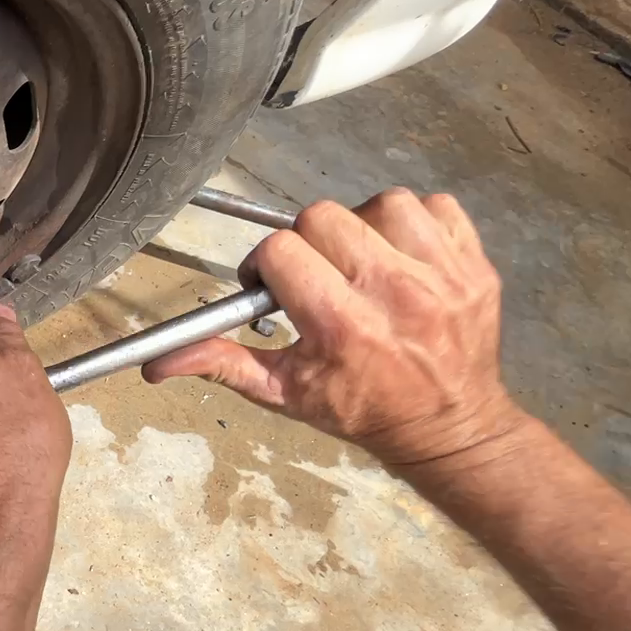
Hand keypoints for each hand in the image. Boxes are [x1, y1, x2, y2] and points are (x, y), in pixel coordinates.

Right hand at [144, 188, 526, 470]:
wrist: (449, 425)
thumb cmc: (355, 408)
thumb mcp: (278, 392)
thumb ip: (219, 364)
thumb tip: (153, 366)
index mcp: (339, 322)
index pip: (283, 249)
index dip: (264, 263)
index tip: (271, 287)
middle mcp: (393, 290)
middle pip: (324, 218)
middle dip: (304, 241)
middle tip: (310, 273)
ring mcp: (443, 274)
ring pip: (383, 204)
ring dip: (359, 225)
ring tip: (354, 259)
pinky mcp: (478, 264)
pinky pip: (439, 206)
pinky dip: (412, 221)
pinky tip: (396, 251)